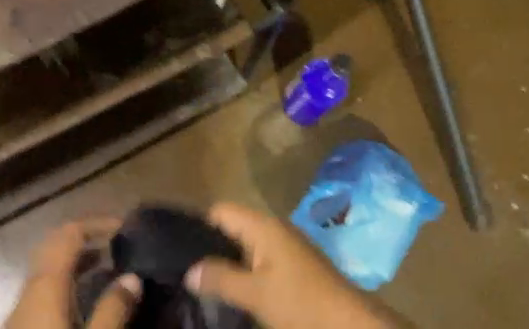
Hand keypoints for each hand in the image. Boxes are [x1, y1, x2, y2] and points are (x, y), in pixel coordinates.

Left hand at [5, 218, 141, 328]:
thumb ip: (113, 311)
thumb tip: (132, 277)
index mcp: (45, 288)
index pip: (68, 234)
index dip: (95, 224)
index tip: (125, 226)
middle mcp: (28, 293)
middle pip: (53, 248)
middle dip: (84, 238)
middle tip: (117, 242)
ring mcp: (20, 315)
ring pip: (46, 272)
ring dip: (74, 262)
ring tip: (107, 266)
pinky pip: (42, 293)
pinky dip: (65, 283)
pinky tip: (83, 301)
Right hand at [184, 202, 395, 328]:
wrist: (350, 324)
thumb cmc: (301, 303)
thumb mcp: (256, 294)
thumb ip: (221, 279)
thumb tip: (189, 270)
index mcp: (262, 225)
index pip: (220, 211)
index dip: (197, 227)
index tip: (177, 251)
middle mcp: (273, 229)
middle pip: (232, 228)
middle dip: (210, 248)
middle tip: (186, 273)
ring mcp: (285, 248)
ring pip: (245, 248)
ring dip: (228, 265)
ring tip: (203, 287)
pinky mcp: (294, 268)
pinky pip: (259, 262)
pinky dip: (245, 275)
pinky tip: (233, 296)